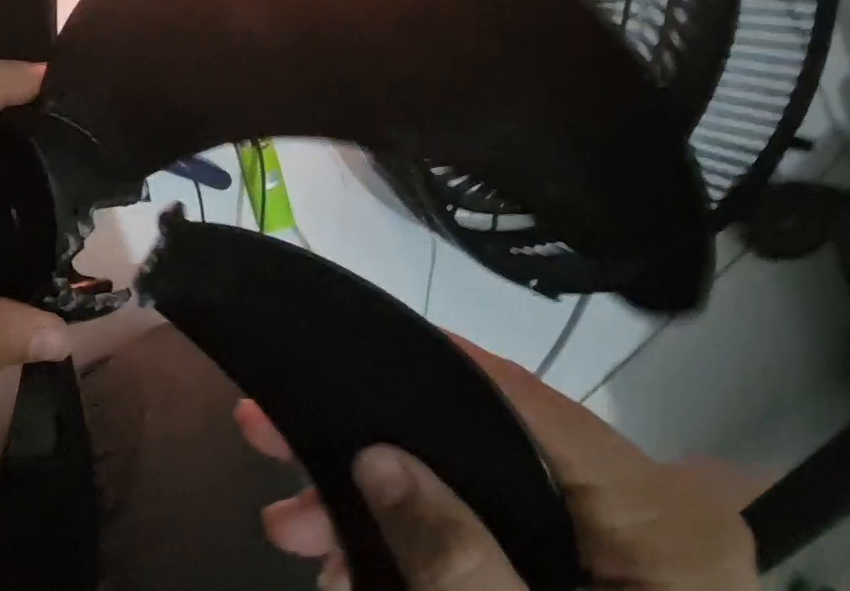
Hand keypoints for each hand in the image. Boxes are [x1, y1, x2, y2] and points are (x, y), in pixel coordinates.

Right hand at [235, 340, 757, 590]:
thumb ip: (457, 558)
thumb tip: (375, 459)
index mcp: (652, 515)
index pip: (518, 398)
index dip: (422, 363)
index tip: (331, 346)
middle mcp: (630, 513)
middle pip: (467, 443)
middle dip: (361, 452)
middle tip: (264, 434)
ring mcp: (602, 546)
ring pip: (458, 491)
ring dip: (367, 509)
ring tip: (288, 531)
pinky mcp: (570, 575)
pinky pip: (473, 535)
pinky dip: (404, 548)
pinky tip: (343, 569)